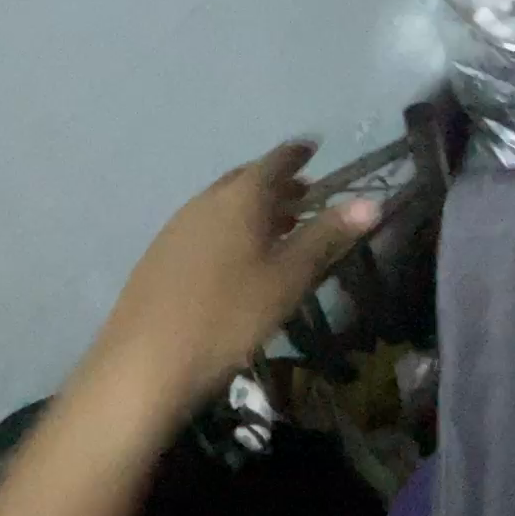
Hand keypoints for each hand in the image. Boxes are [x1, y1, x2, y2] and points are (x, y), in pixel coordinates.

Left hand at [80, 141, 378, 409]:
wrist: (142, 367)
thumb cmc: (228, 316)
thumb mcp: (289, 277)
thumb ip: (328, 235)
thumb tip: (372, 201)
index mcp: (241, 196)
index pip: (277, 159)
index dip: (299, 153)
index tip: (316, 148)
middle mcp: (207, 200)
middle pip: (249, 179)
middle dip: (280, 183)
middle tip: (307, 195)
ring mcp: (178, 226)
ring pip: (226, 203)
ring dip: (256, 208)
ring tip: (280, 229)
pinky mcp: (161, 255)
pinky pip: (207, 225)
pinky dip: (232, 227)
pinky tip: (238, 260)